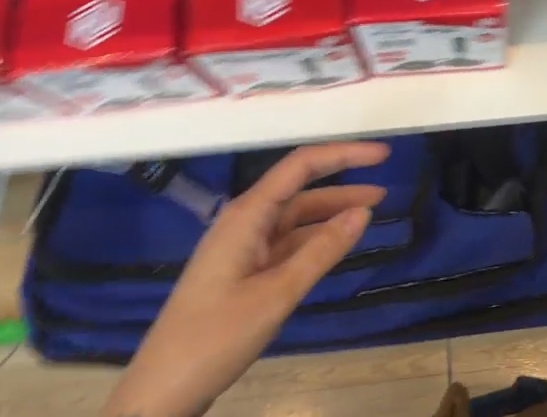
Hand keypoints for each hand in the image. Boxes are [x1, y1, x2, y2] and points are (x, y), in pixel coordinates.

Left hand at [103, 141, 390, 416]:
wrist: (162, 390)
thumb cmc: (215, 337)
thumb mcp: (276, 295)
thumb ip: (321, 252)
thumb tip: (363, 213)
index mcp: (247, 214)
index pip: (301, 166)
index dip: (343, 155)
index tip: (381, 155)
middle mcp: (244, 221)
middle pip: (299, 189)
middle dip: (342, 184)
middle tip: (385, 186)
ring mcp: (242, 247)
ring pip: (294, 218)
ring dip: (331, 214)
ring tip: (371, 214)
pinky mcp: (242, 272)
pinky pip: (285, 244)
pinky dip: (314, 240)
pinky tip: (336, 246)